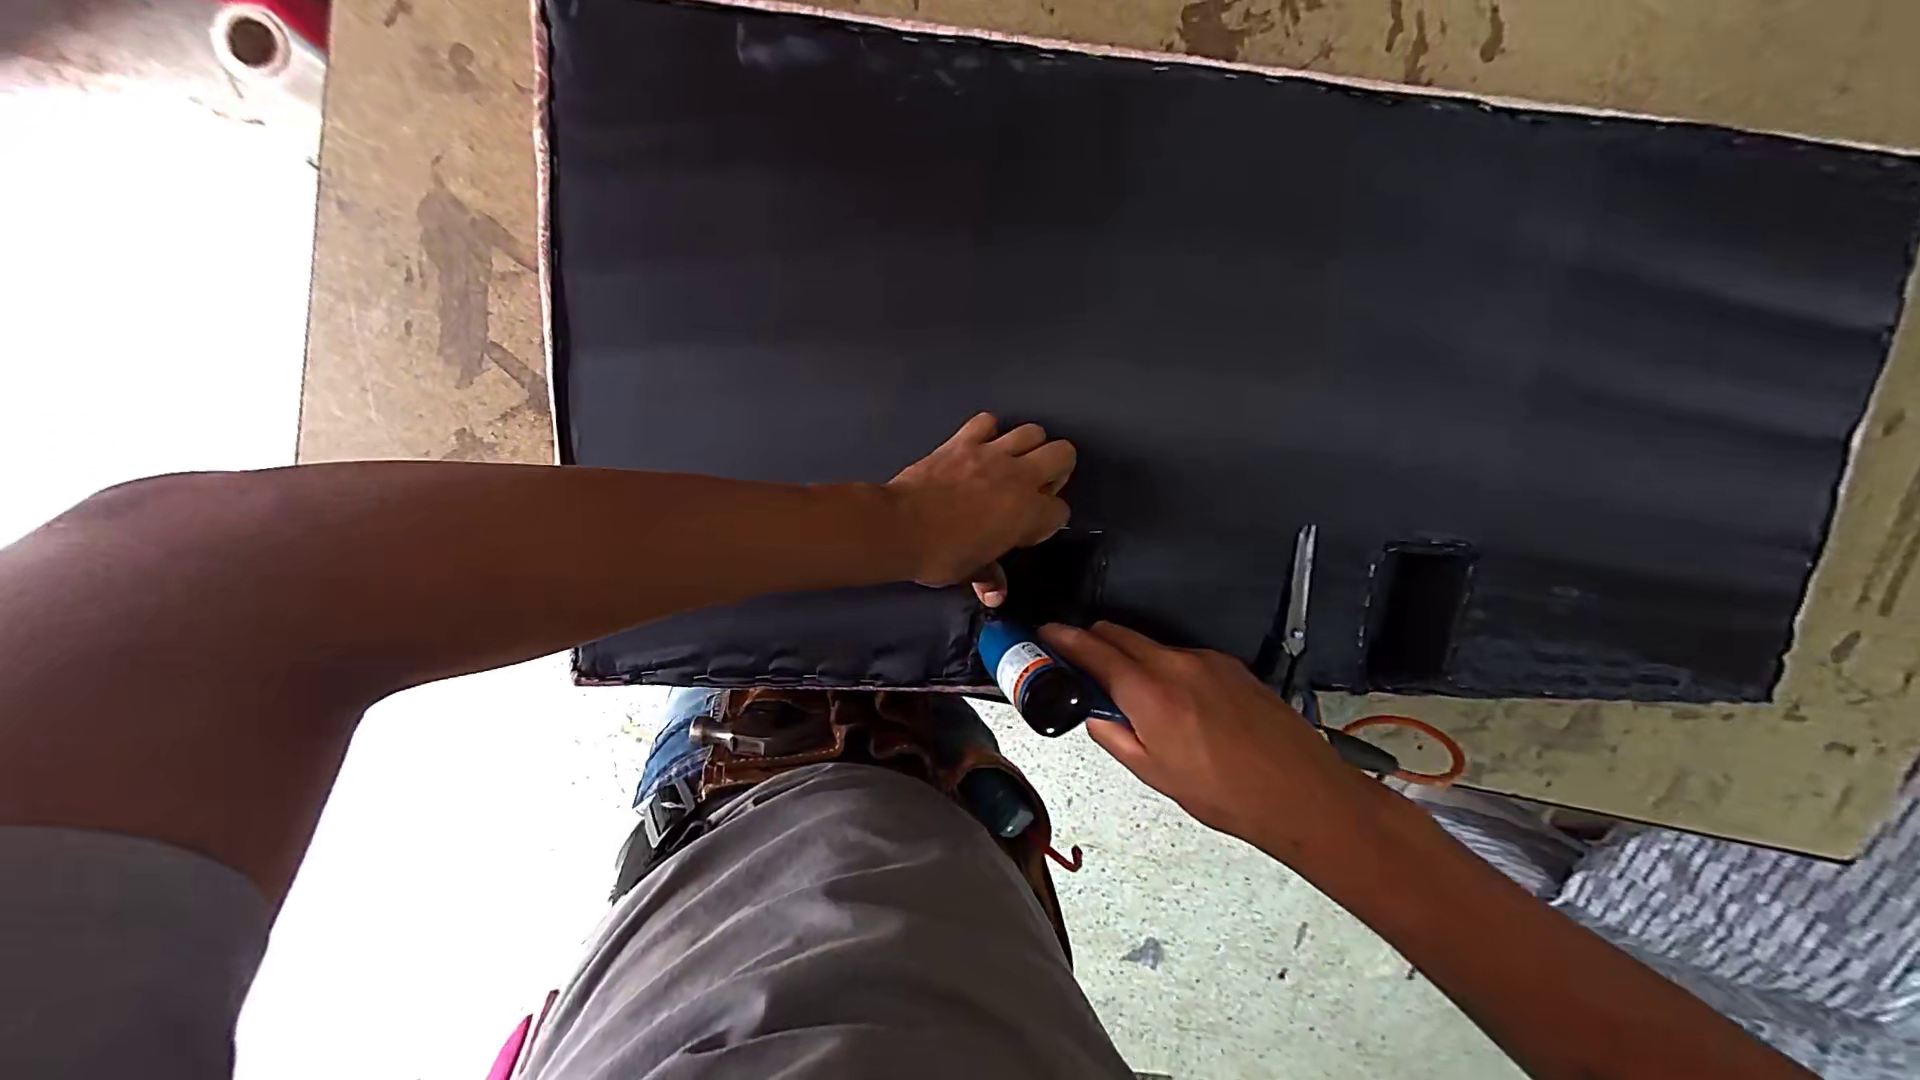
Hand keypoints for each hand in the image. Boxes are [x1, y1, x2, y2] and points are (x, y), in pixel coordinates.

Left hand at [887, 413, 1074, 605]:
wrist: (899, 527)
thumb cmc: (938, 552)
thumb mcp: (970, 570)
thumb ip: (989, 577)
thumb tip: (994, 592)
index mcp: (1027, 512)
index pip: (1060, 510)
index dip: (1047, 521)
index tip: (1028, 529)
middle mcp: (1017, 477)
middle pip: (1063, 454)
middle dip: (1057, 469)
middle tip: (1037, 486)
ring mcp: (990, 454)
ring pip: (1032, 431)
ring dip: (1029, 446)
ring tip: (1013, 464)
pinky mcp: (963, 441)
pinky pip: (987, 422)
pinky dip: (988, 431)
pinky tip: (980, 448)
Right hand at [1041, 621, 1385, 852]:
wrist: (1301, 793)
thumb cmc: (1230, 793)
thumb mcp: (1154, 773)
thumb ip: (1113, 735)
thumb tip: (1095, 715)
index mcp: (1150, 693)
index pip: (1092, 649)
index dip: (1061, 638)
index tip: (1046, 635)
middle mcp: (1176, 664)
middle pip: (1116, 632)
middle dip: (1091, 642)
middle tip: (1079, 667)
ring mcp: (1206, 660)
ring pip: (1149, 643)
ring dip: (1129, 658)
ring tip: (1135, 699)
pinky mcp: (1229, 664)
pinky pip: (1181, 655)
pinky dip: (1164, 667)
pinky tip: (1176, 702)